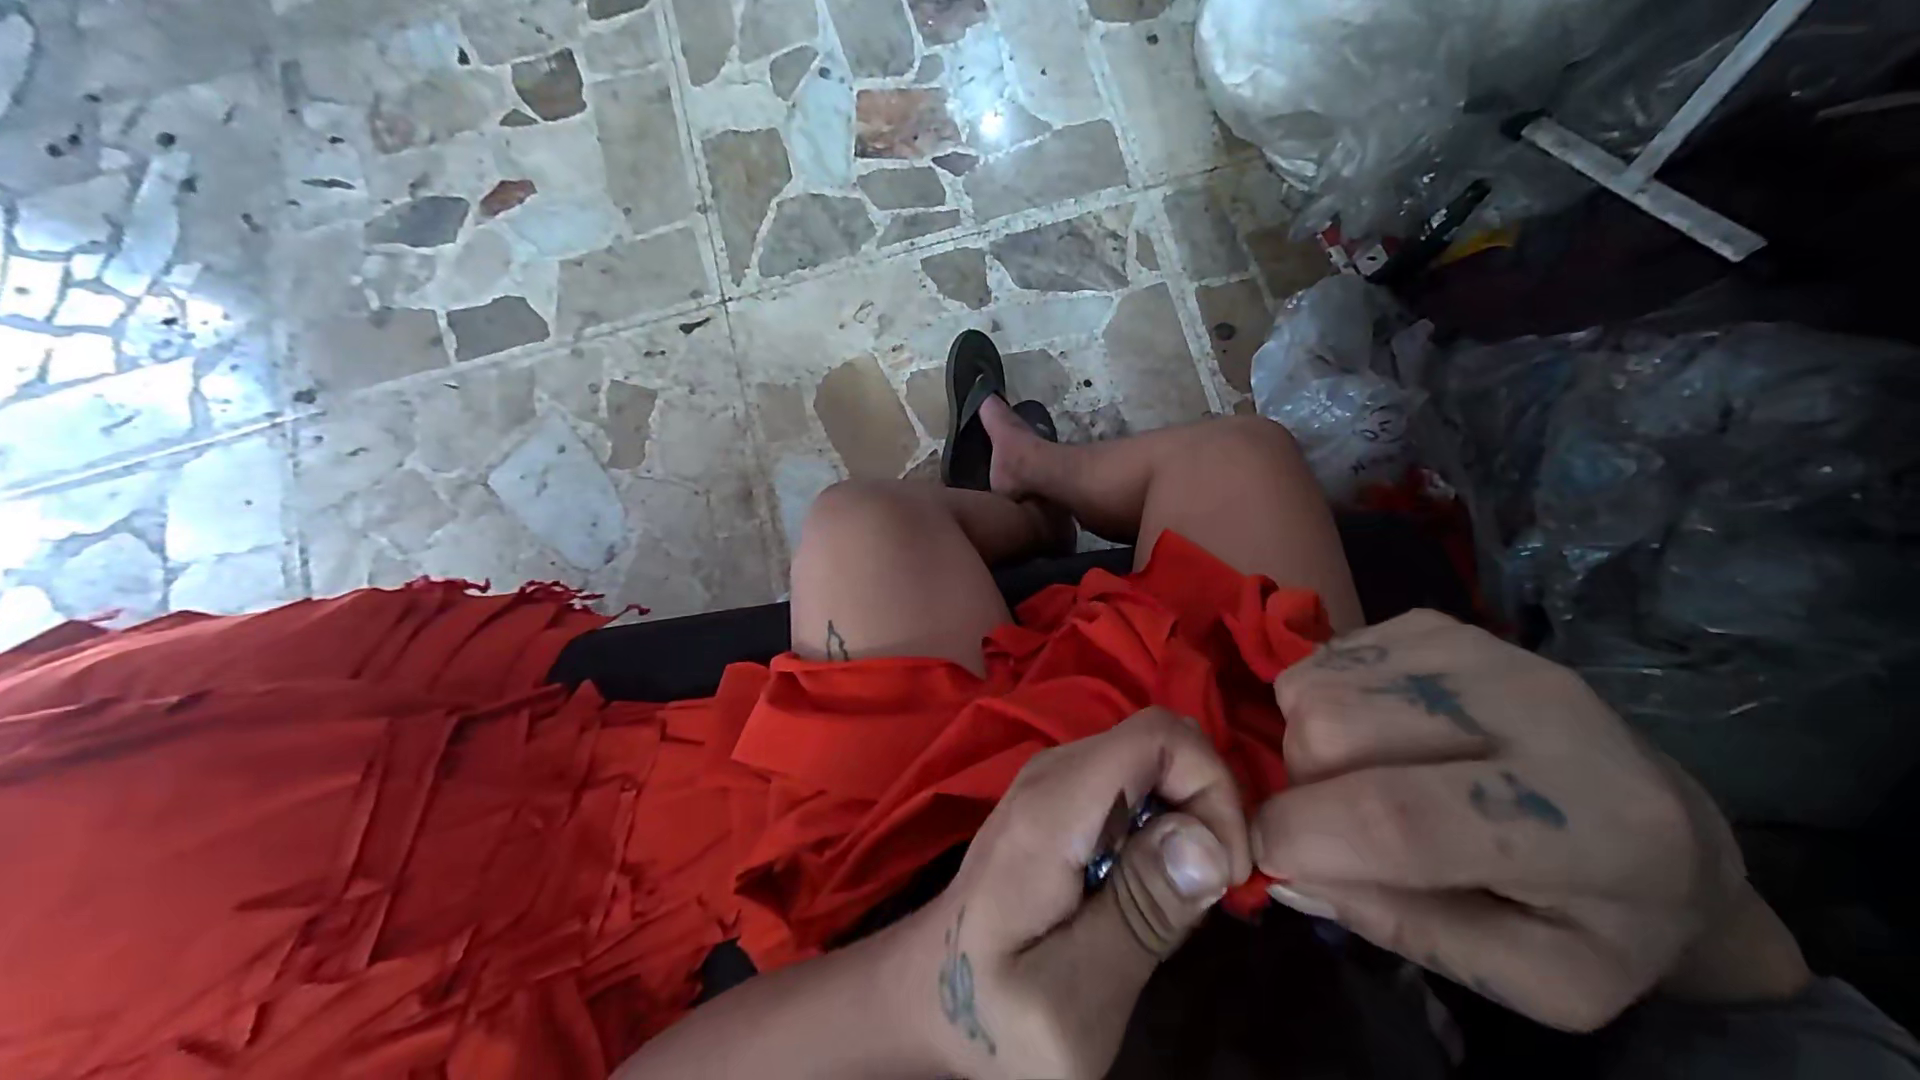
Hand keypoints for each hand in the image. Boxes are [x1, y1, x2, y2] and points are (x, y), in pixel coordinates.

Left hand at [906, 707, 1252, 1079]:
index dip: (1213, 789)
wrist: (933, 992)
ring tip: (1171, 903)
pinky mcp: (1059, 796)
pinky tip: (1142, 889)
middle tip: (1203, 897)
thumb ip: (1141, 913)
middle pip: (1162, 744)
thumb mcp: (1075, 995)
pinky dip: (1162, 826)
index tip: (1224, 874)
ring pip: (1153, 762)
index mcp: (1053, 806)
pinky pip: (1133, 783)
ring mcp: (1053, 778)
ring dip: (1187, 824)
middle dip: (1206, 810)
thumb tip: (1206, 837)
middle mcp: (1053, 771)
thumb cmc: (997, 1008)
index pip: (1159, 735)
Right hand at [1253, 611, 1808, 1031]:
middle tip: (1336, 815)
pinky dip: (1317, 700)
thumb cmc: (1600, 917)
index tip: (1264, 854)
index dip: (1304, 835)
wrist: (1662, 822)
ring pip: (1316, 685)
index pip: (1402, 818)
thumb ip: (1405, 928)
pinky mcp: (1438, 623)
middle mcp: (1536, 708)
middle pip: (1334, 728)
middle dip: (1303, 782)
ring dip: (1304, 739)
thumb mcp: (1535, 978)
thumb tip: (1284, 870)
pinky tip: (1368, 731)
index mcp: (1589, 826)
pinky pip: (1323, 655)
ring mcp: (1480, 650)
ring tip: (1355, 772)